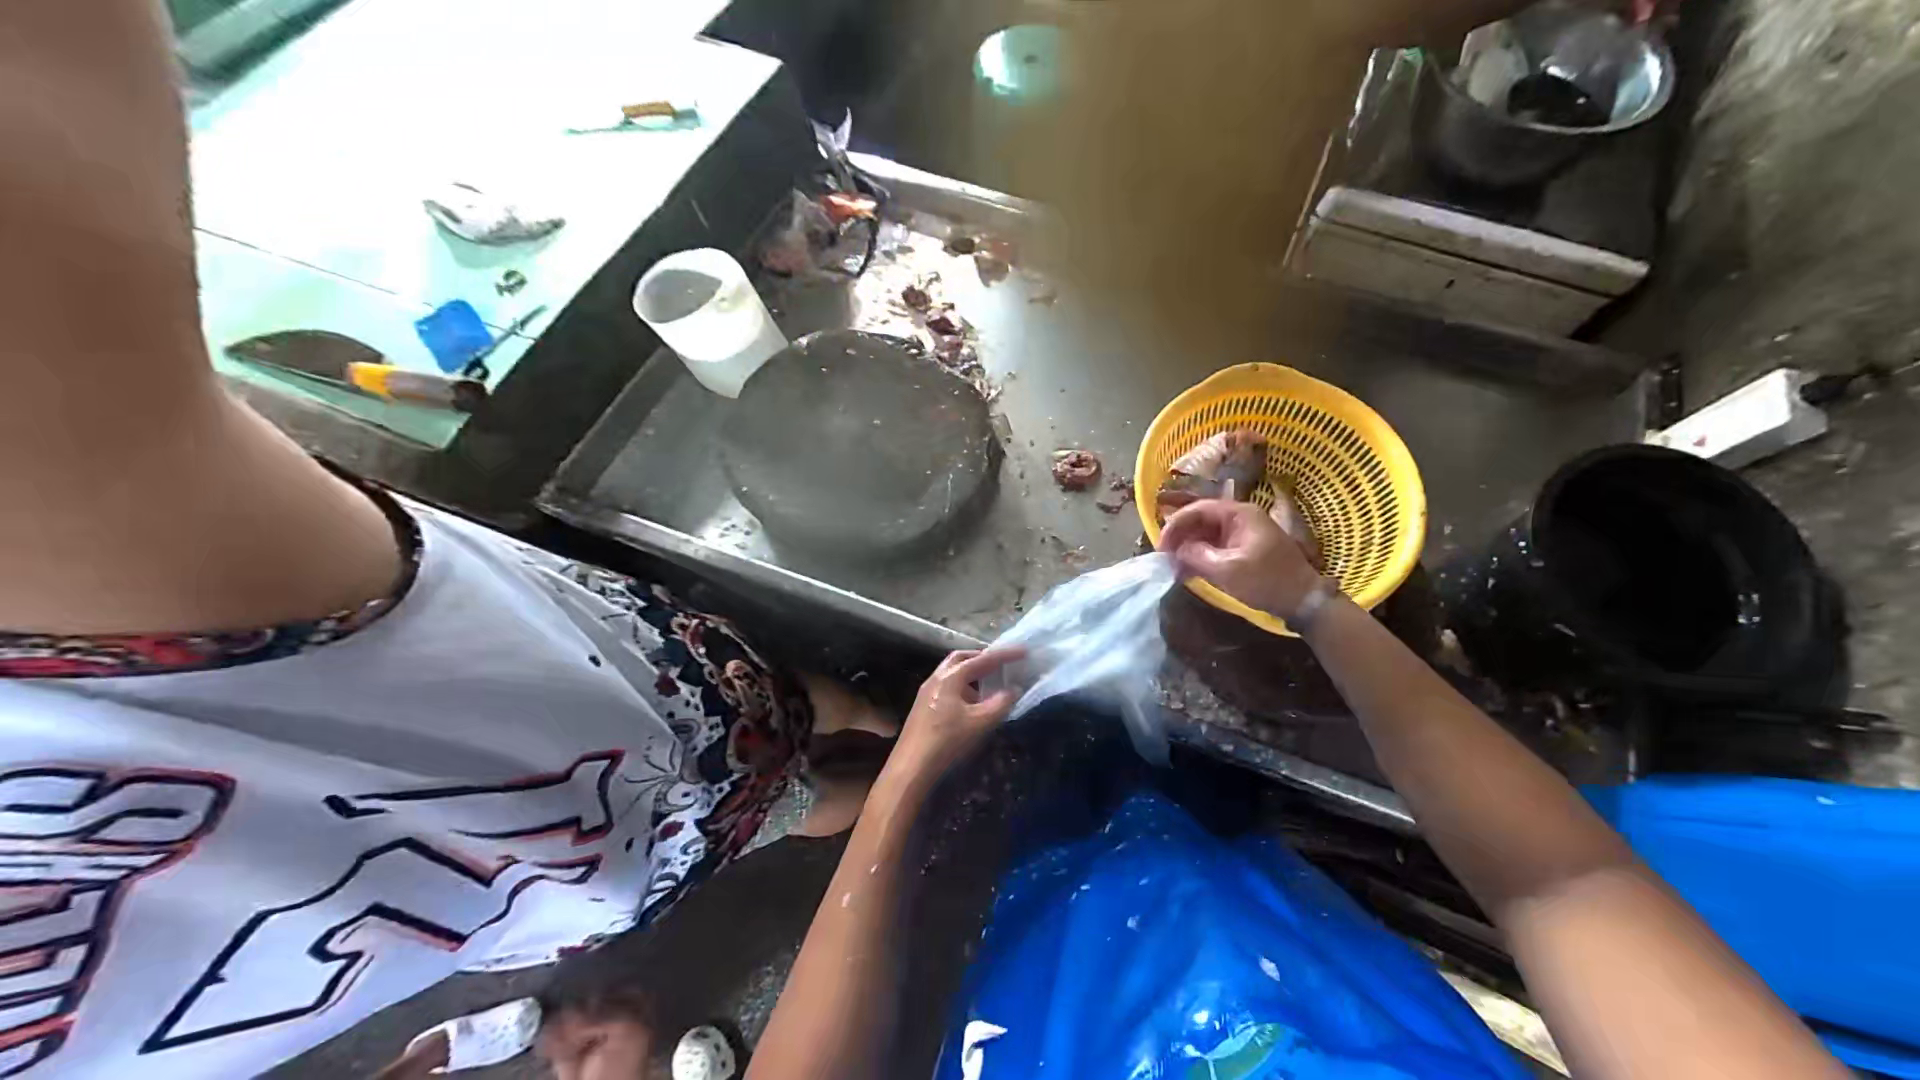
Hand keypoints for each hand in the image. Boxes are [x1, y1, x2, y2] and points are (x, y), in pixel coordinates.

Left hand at [884, 648, 1025, 787]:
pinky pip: (947, 687)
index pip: (981, 659)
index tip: (1022, 651)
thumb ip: (1001, 703)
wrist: (912, 766)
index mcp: (950, 677)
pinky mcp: (923, 706)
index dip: (1003, 655)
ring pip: (952, 674)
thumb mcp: (980, 722)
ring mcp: (926, 692)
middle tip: (1001, 663)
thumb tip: (1014, 689)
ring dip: (972, 675)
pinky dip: (963, 688)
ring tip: (990, 685)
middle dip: (982, 658)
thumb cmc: (947, 740)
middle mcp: (936, 678)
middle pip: (961, 659)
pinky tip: (972, 705)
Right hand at [1158, 499, 1324, 619]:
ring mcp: (1242, 534)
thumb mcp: (1227, 570)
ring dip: (1188, 548)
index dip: (1175, 525)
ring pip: (1206, 534)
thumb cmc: (1268, 581)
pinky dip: (1199, 557)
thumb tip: (1177, 550)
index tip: (1161, 546)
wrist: (1304, 601)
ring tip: (1173, 566)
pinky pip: (1214, 547)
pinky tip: (1188, 571)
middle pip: (1200, 520)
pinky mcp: (1243, 550)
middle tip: (1164, 557)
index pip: (1198, 510)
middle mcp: (1240, 519)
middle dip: (1180, 537)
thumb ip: (1197, 556)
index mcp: (1239, 514)